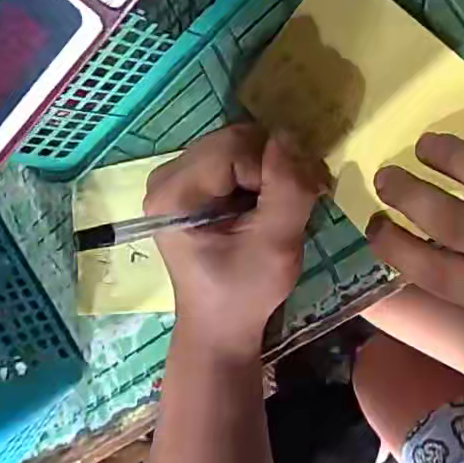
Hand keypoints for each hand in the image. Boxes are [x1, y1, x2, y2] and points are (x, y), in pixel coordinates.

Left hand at [146, 125, 329, 357]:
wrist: (221, 326)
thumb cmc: (245, 293)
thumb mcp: (277, 244)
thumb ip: (286, 188)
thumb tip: (289, 136)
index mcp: (173, 192)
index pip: (234, 148)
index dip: (269, 170)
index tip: (286, 209)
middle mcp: (166, 175)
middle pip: (235, 140)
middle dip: (272, 165)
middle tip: (297, 200)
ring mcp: (177, 176)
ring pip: (238, 145)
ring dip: (270, 170)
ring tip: (285, 205)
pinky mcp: (191, 182)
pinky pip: (235, 157)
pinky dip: (260, 174)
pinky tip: (268, 202)